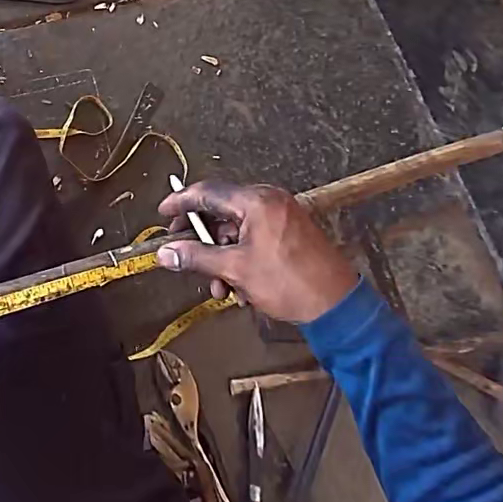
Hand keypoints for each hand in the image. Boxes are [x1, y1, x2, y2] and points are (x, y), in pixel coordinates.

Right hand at [155, 182, 356, 323]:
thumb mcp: (235, 269)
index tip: (164, 212)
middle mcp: (269, 201)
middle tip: (183, 251)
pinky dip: (239, 256)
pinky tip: (237, 284)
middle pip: (219, 210)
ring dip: (220, 254)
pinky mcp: (289, 231)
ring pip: (234, 228)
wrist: (339, 309)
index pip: (206, 192)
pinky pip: (252, 236)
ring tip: (218, 284)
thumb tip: (167, 253)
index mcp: (256, 201)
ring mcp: (282, 215)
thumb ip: (196, 257)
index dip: (179, 202)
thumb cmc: (293, 284)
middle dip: (201, 238)